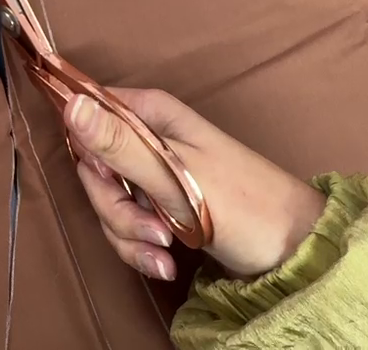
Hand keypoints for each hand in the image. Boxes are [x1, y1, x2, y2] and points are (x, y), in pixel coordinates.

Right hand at [66, 88, 325, 281]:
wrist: (298, 255)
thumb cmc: (243, 204)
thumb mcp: (175, 176)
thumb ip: (119, 144)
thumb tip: (69, 104)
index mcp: (149, 112)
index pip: (88, 117)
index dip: (90, 154)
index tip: (111, 182)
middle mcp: (146, 135)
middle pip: (95, 167)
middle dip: (115, 208)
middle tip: (151, 229)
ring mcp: (152, 171)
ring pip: (109, 200)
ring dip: (129, 233)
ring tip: (166, 252)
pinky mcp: (160, 204)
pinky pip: (127, 223)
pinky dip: (139, 246)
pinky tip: (165, 262)